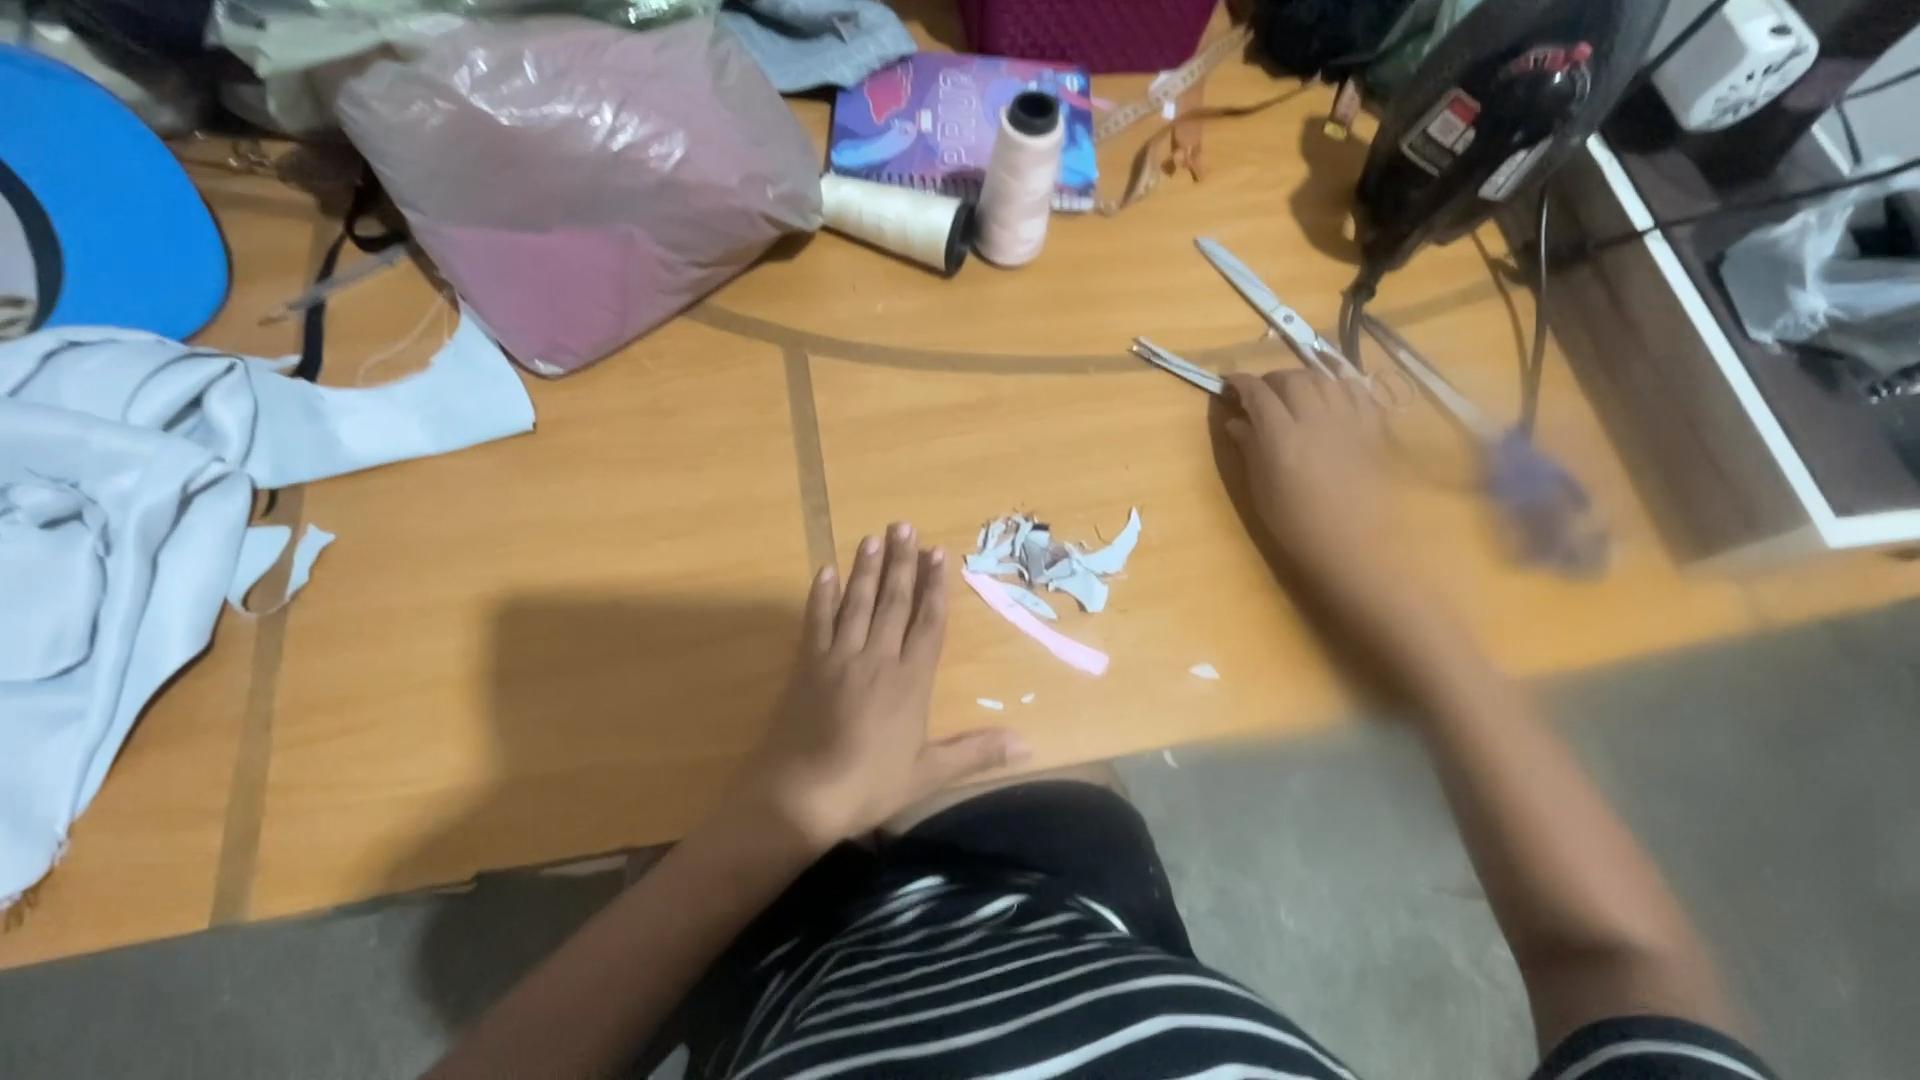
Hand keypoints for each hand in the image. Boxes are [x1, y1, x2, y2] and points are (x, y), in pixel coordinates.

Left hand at [734, 523, 1027, 847]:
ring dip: (866, 568)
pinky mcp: (806, 666)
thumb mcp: (928, 773)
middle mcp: (877, 659)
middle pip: (893, 602)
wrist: (801, 796)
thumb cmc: (869, 786)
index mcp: (910, 681)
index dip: (935, 587)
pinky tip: (825, 572)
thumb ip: (976, 752)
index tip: (938, 553)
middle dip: (901, 563)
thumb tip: (1028, 743)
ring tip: (873, 537)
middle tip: (905, 526)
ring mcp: (838, 658)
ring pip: (856, 603)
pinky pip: (816, 621)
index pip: (928, 624)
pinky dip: (821, 596)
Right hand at [1224, 370, 1393, 594]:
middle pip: (1291, 378)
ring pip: (1323, 378)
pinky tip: (1328, 393)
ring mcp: (1348, 419)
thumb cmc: (1297, 525)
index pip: (1258, 393)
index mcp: (1282, 438)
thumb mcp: (1262, 490)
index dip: (1241, 383)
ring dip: (1303, 378)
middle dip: (1271, 379)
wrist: (1353, 545)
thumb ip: (1250, 449)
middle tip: (1262, 393)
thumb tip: (1236, 422)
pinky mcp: (1373, 426)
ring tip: (1294, 392)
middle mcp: (1315, 419)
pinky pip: (1354, 389)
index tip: (1230, 384)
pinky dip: (1335, 384)